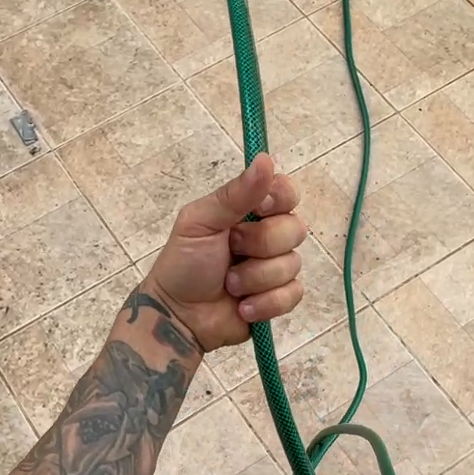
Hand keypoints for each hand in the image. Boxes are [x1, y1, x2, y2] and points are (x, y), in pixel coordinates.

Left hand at [143, 153, 305, 351]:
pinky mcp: (278, 299)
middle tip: (230, 252)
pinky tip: (243, 308)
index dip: (280, 199)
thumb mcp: (201, 222)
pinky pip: (293, 294)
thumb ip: (235, 194)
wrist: (178, 316)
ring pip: (292, 265)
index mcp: (249, 212)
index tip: (260, 209)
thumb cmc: (183, 265)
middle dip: (259, 245)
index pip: (287, 192)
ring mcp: (275, 269)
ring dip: (255, 278)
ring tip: (229, 286)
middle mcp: (267, 237)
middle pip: (295, 229)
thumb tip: (266, 159)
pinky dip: (266, 303)